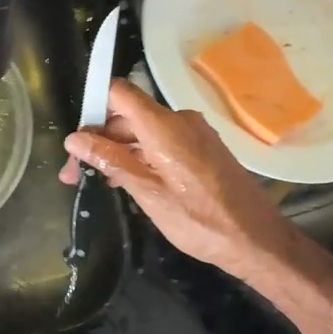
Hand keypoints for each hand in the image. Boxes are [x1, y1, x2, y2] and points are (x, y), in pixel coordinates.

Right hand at [60, 79, 294, 281]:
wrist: (257, 241)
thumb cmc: (200, 221)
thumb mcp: (148, 194)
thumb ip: (111, 161)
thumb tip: (75, 139)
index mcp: (164, 126)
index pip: (119, 92)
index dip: (93, 107)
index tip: (76, 138)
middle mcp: (179, 120)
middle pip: (129, 115)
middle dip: (99, 139)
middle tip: (75, 174)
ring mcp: (194, 132)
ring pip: (145, 130)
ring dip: (119, 150)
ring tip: (98, 181)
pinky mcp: (203, 147)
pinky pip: (163, 140)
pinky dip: (142, 155)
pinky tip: (129, 180)